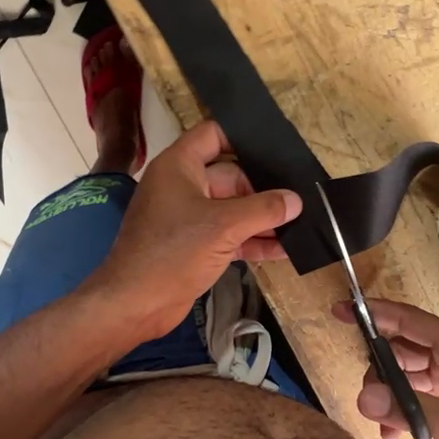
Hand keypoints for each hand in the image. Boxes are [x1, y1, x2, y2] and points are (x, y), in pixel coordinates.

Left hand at [87, 120, 301, 340]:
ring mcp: (190, 217)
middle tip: (303, 195)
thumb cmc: (173, 252)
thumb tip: (297, 200)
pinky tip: (285, 250)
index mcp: (180, 166)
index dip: (243, 136)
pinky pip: (230, 235)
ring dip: (263, 219)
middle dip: (264, 188)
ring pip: (233, 209)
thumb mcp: (223, 226)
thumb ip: (263, 210)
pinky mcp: (196, 246)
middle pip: (232, 176)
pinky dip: (253, 241)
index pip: (213, 135)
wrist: (136, 304)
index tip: (278, 147)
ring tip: (303, 223)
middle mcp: (184, 186)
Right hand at [335, 297, 438, 438]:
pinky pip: (421, 393)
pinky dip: (405, 407)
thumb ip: (409, 410)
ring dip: (391, 392)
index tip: (340, 310)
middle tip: (365, 393)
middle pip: (405, 346)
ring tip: (379, 420)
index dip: (374, 313)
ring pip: (411, 371)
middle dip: (379, 366)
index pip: (409, 320)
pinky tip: (394, 433)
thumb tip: (362, 397)